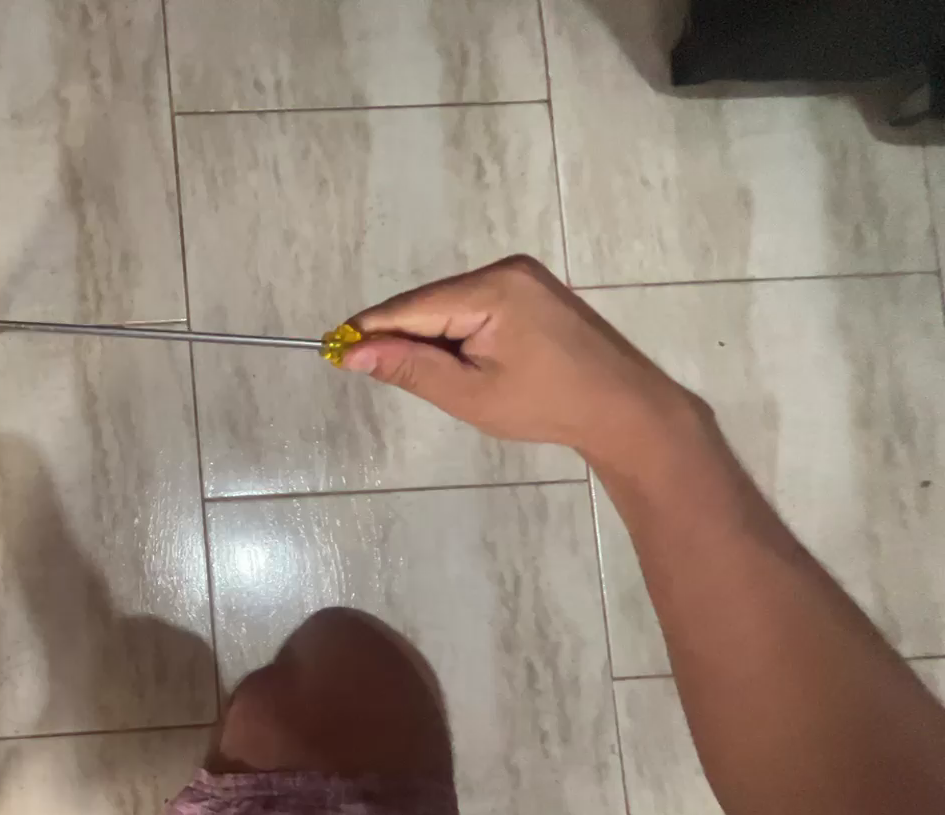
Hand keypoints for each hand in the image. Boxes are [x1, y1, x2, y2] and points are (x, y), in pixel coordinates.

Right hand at [339, 256, 707, 465]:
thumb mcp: (464, 393)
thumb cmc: (542, 405)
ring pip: (439, 305)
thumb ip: (405, 367)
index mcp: (491, 290)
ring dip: (421, 338)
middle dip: (395, 337)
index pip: (406, 308)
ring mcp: (517, 276)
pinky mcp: (524, 288)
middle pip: (421, 303)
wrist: (621, 406)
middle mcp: (503, 270)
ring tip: (430, 376)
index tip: (332, 354)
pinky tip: (453, 361)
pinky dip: (446, 333)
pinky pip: (463, 306)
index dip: (365, 332)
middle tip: (382, 378)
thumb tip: (349, 353)